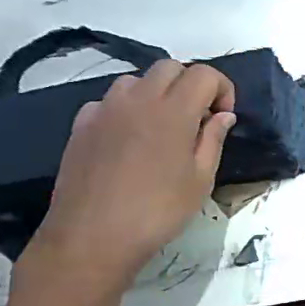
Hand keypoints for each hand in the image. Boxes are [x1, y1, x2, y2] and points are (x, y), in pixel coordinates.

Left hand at [18, 61, 235, 305]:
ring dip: (156, 94)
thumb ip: (213, 140)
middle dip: (190, 84)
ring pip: (136, 80)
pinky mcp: (81, 126)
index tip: (223, 116)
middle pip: (169, 67)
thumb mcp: (201, 180)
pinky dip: (126, 110)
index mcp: (173, 111)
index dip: (221, 88)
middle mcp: (138, 100)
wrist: (92, 238)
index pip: (203, 74)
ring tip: (162, 127)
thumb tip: (222, 115)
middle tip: (197, 118)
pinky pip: (108, 102)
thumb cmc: (157, 211)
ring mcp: (105, 110)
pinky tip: (129, 139)